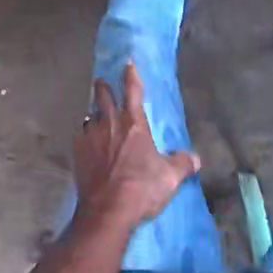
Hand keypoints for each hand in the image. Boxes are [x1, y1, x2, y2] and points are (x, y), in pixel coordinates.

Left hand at [72, 62, 199, 232]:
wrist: (107, 210)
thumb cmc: (141, 189)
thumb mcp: (170, 178)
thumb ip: (182, 163)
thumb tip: (195, 158)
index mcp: (133, 123)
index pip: (132, 91)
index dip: (131, 75)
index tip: (128, 62)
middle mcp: (109, 123)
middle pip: (103, 96)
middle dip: (103, 86)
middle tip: (102, 82)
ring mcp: (90, 136)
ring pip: (90, 115)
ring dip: (94, 112)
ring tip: (96, 114)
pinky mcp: (78, 151)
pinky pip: (81, 135)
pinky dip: (85, 135)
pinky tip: (87, 142)